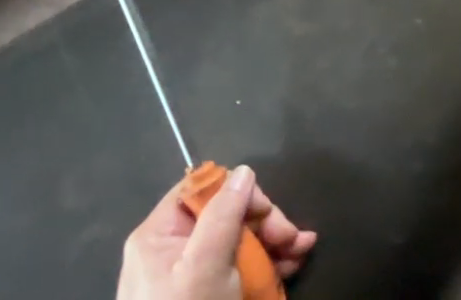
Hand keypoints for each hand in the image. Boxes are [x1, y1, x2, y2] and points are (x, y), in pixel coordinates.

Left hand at [117, 166, 316, 299]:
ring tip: (302, 252)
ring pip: (241, 237)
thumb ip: (223, 214)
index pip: (201, 188)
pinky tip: (291, 266)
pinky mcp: (210, 290)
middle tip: (291, 238)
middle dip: (266, 221)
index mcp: (159, 234)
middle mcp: (173, 247)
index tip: (263, 211)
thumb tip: (244, 171)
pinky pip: (242, 262)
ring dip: (276, 240)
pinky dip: (269, 260)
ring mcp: (192, 270)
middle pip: (227, 212)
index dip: (237, 192)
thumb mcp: (205, 266)